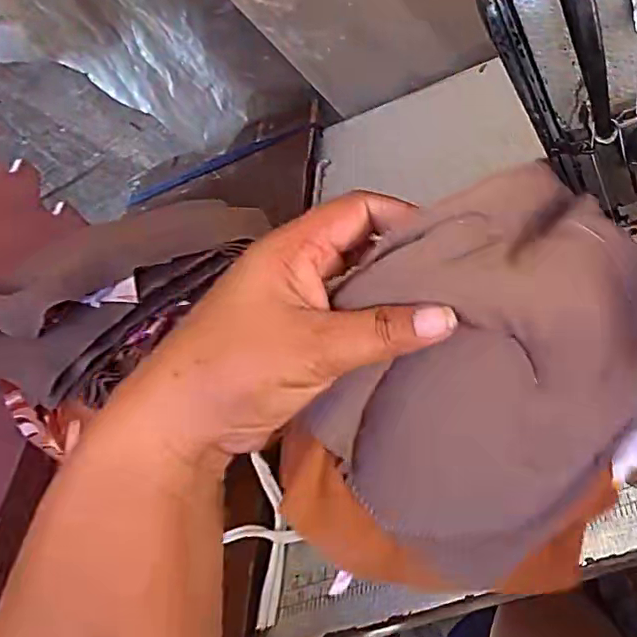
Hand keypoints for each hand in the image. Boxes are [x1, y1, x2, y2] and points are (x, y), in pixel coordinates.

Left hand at [99, 192, 456, 459]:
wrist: (182, 426)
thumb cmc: (237, 369)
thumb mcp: (317, 346)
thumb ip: (384, 330)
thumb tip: (448, 317)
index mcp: (294, 248)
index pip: (359, 210)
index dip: (402, 217)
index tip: (445, 243)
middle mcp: (300, 267)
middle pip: (364, 245)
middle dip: (406, 258)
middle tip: (454, 278)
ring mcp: (303, 303)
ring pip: (360, 284)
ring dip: (395, 295)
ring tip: (443, 307)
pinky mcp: (306, 336)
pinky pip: (354, 318)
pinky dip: (382, 323)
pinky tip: (412, 336)